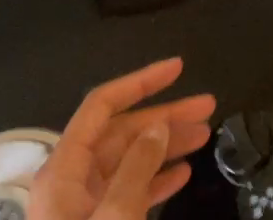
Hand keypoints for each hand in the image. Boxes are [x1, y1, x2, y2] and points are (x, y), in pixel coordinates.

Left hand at [28, 57, 216, 219]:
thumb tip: (157, 127)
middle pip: (120, 133)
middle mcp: (69, 181)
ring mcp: (81, 208)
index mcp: (63, 170)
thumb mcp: (115, 219)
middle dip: (164, 116)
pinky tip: (182, 175)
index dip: (140, 83)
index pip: (101, 107)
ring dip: (165, 146)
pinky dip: (155, 178)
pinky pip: (127, 191)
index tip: (180, 68)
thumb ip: (137, 169)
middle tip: (209, 107)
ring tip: (205, 136)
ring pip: (127, 161)